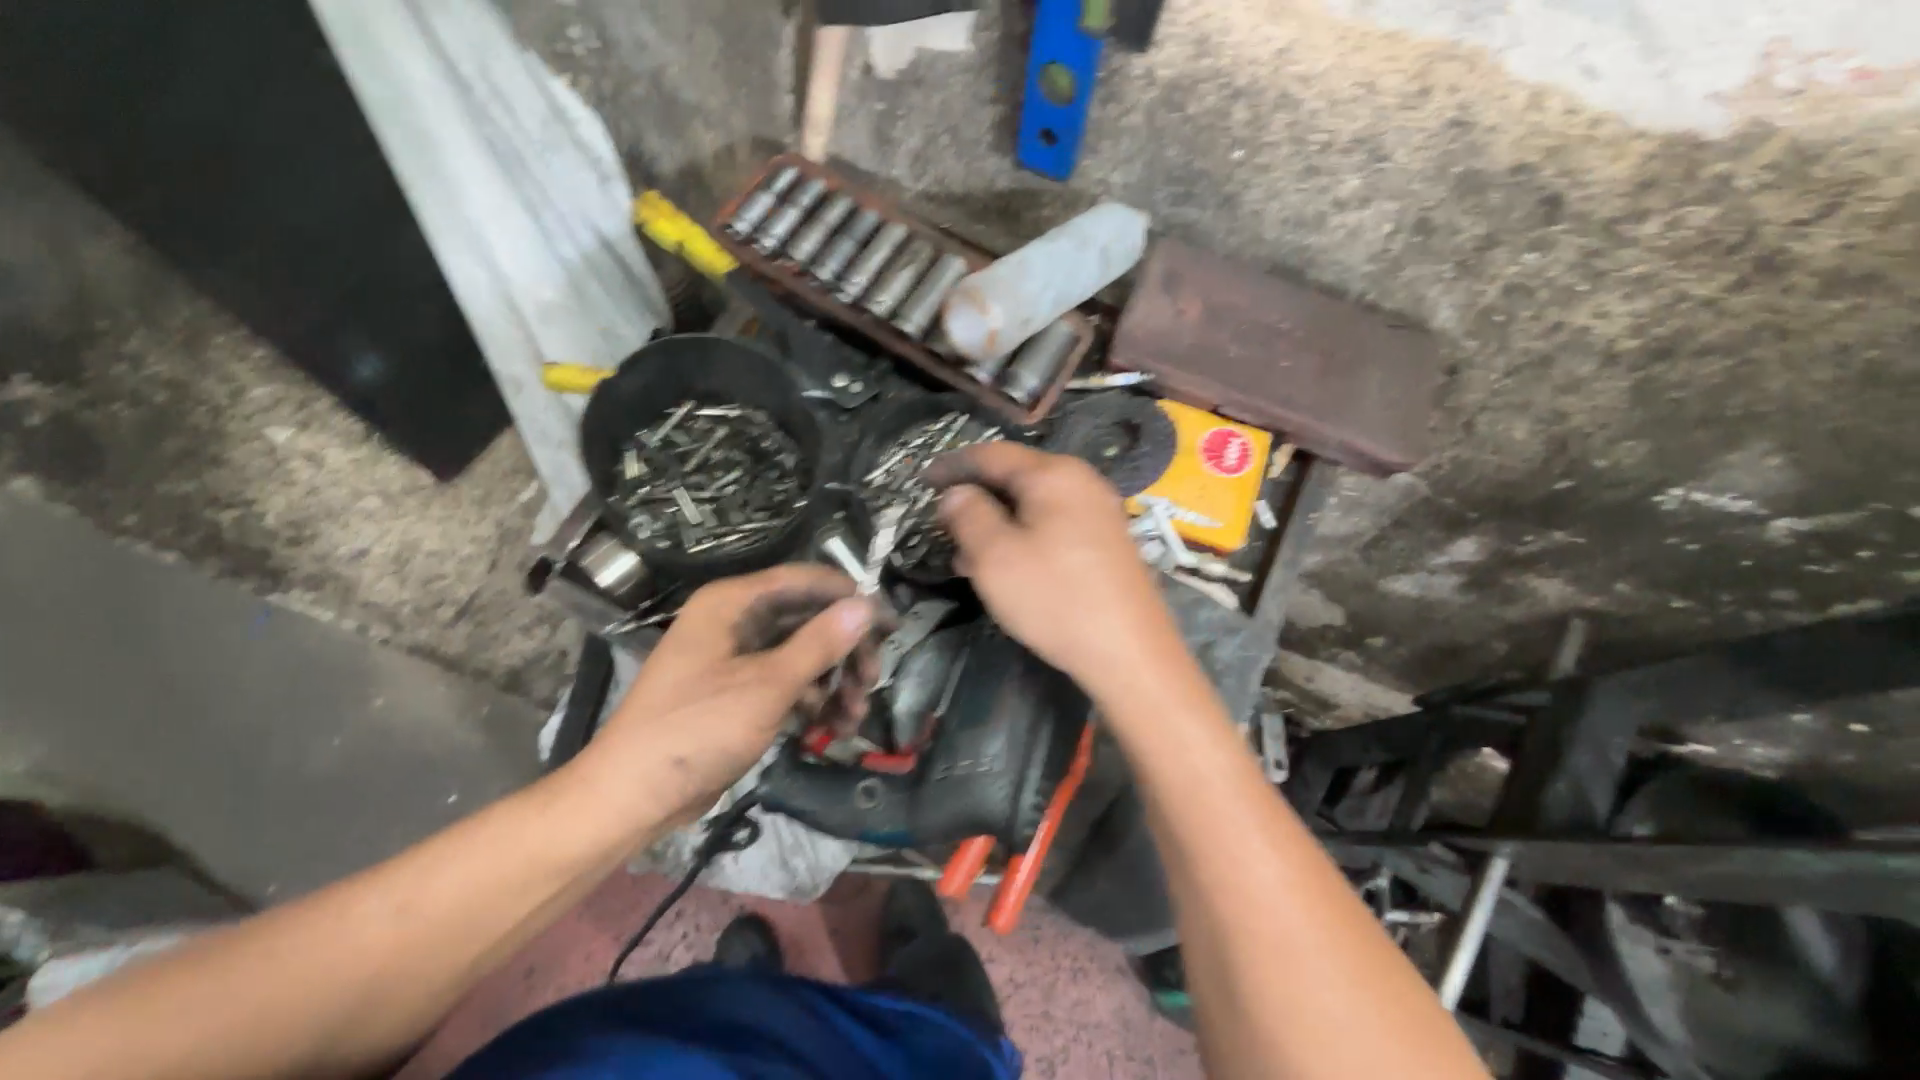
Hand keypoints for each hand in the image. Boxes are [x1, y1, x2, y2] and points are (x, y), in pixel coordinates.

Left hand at [573, 564, 875, 828]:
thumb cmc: (697, 728)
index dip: (848, 597)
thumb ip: (819, 643)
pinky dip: (812, 703)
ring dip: (834, 683)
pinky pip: (788, 685)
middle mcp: (735, 622)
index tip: (890, 623)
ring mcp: (736, 659)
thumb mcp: (767, 685)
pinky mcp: (739, 694)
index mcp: (731, 604)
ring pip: (802, 656)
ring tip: (852, 718)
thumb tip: (865, 605)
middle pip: (807, 620)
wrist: (635, 794)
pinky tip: (831, 730)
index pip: (802, 580)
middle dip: (844, 651)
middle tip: (871, 680)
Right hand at [929, 442, 1183, 697]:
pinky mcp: (1107, 544)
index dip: (952, 466)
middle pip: (1015, 479)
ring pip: (1033, 508)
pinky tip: (1006, 573)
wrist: (1130, 653)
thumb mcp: (995, 557)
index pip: (991, 454)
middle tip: (943, 529)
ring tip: (965, 561)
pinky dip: (1022, 541)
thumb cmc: (1055, 598)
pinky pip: (1053, 528)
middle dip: (975, 501)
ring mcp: (1099, 514)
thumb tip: (956, 493)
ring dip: (996, 527)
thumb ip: (968, 515)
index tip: (923, 481)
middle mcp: (1082, 483)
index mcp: (1054, 474)